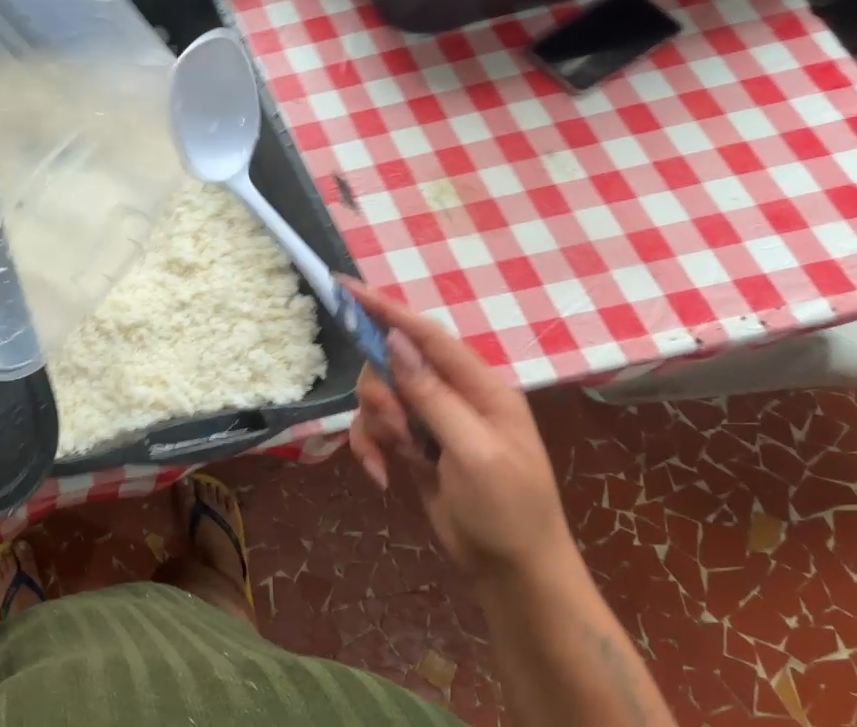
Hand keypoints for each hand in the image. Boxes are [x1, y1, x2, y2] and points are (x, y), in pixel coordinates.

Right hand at [345, 280, 574, 582]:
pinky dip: (370, 448)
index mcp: (481, 389)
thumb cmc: (507, 511)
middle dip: (380, 394)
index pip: (425, 335)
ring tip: (396, 458)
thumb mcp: (473, 452)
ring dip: (376, 426)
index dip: (385, 308)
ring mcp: (433, 420)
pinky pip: (374, 428)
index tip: (343, 286)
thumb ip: (433, 395)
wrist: (512, 571)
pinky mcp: (414, 444)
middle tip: (394, 428)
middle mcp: (455, 396)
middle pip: (391, 366)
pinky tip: (382, 475)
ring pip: (378, 397)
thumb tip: (395, 341)